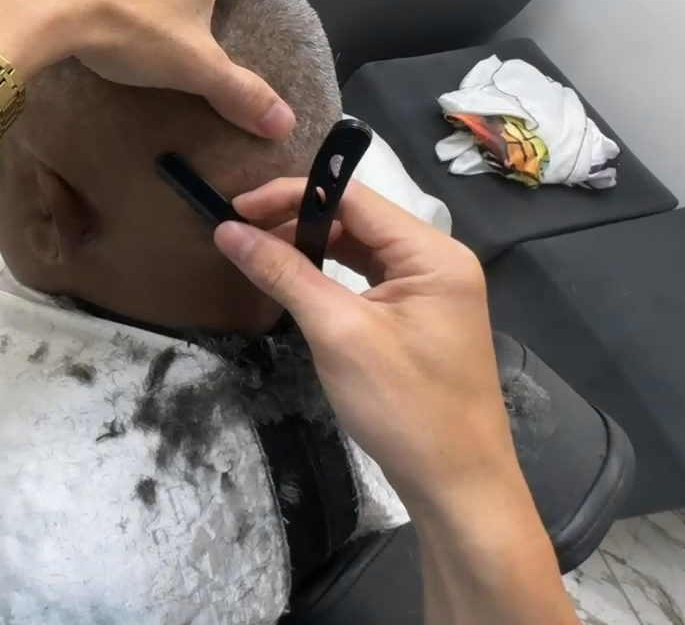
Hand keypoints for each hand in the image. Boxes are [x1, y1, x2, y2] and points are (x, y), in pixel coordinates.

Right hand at [212, 179, 516, 508]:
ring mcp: (429, 289)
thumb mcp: (336, 331)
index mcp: (432, 254)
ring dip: (306, 244)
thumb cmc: (404, 406)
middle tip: (240, 231)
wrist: (458, 490)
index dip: (290, 194)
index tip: (237, 208)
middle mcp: (436, 261)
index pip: (351, 196)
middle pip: (354, 217)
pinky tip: (294, 278)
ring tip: (257, 252)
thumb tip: (226, 229)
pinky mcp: (416, 315)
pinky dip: (324, 270)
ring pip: (355, 244)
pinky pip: (362, 273)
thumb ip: (282, 272)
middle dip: (294, 218)